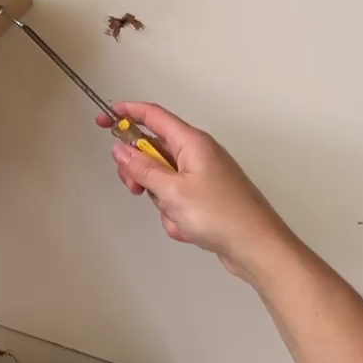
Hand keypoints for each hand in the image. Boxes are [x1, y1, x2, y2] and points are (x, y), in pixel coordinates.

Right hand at [100, 101, 301, 285]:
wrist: (259, 249)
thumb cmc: (221, 215)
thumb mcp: (172, 191)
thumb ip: (142, 168)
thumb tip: (120, 149)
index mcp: (192, 142)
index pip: (152, 115)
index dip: (126, 113)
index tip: (103, 120)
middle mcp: (197, 154)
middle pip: (152, 150)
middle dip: (139, 171)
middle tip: (135, 187)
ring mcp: (202, 176)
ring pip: (161, 179)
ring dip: (159, 199)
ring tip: (175, 216)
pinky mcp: (205, 198)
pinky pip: (175, 198)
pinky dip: (174, 213)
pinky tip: (188, 228)